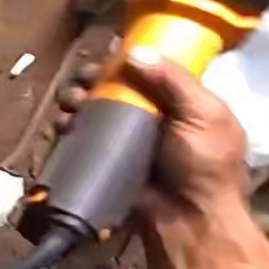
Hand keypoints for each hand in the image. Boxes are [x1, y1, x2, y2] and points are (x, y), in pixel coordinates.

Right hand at [58, 47, 247, 219]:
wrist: (187, 217)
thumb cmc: (204, 164)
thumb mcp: (203, 115)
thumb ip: (173, 81)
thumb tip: (133, 51)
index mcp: (177, 100)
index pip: (145, 69)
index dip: (123, 60)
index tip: (106, 58)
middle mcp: (147, 114)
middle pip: (110, 86)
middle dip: (91, 79)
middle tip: (83, 82)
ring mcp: (123, 136)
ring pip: (90, 107)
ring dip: (75, 99)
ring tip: (71, 103)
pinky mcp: (103, 156)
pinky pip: (80, 135)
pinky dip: (67, 126)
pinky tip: (64, 125)